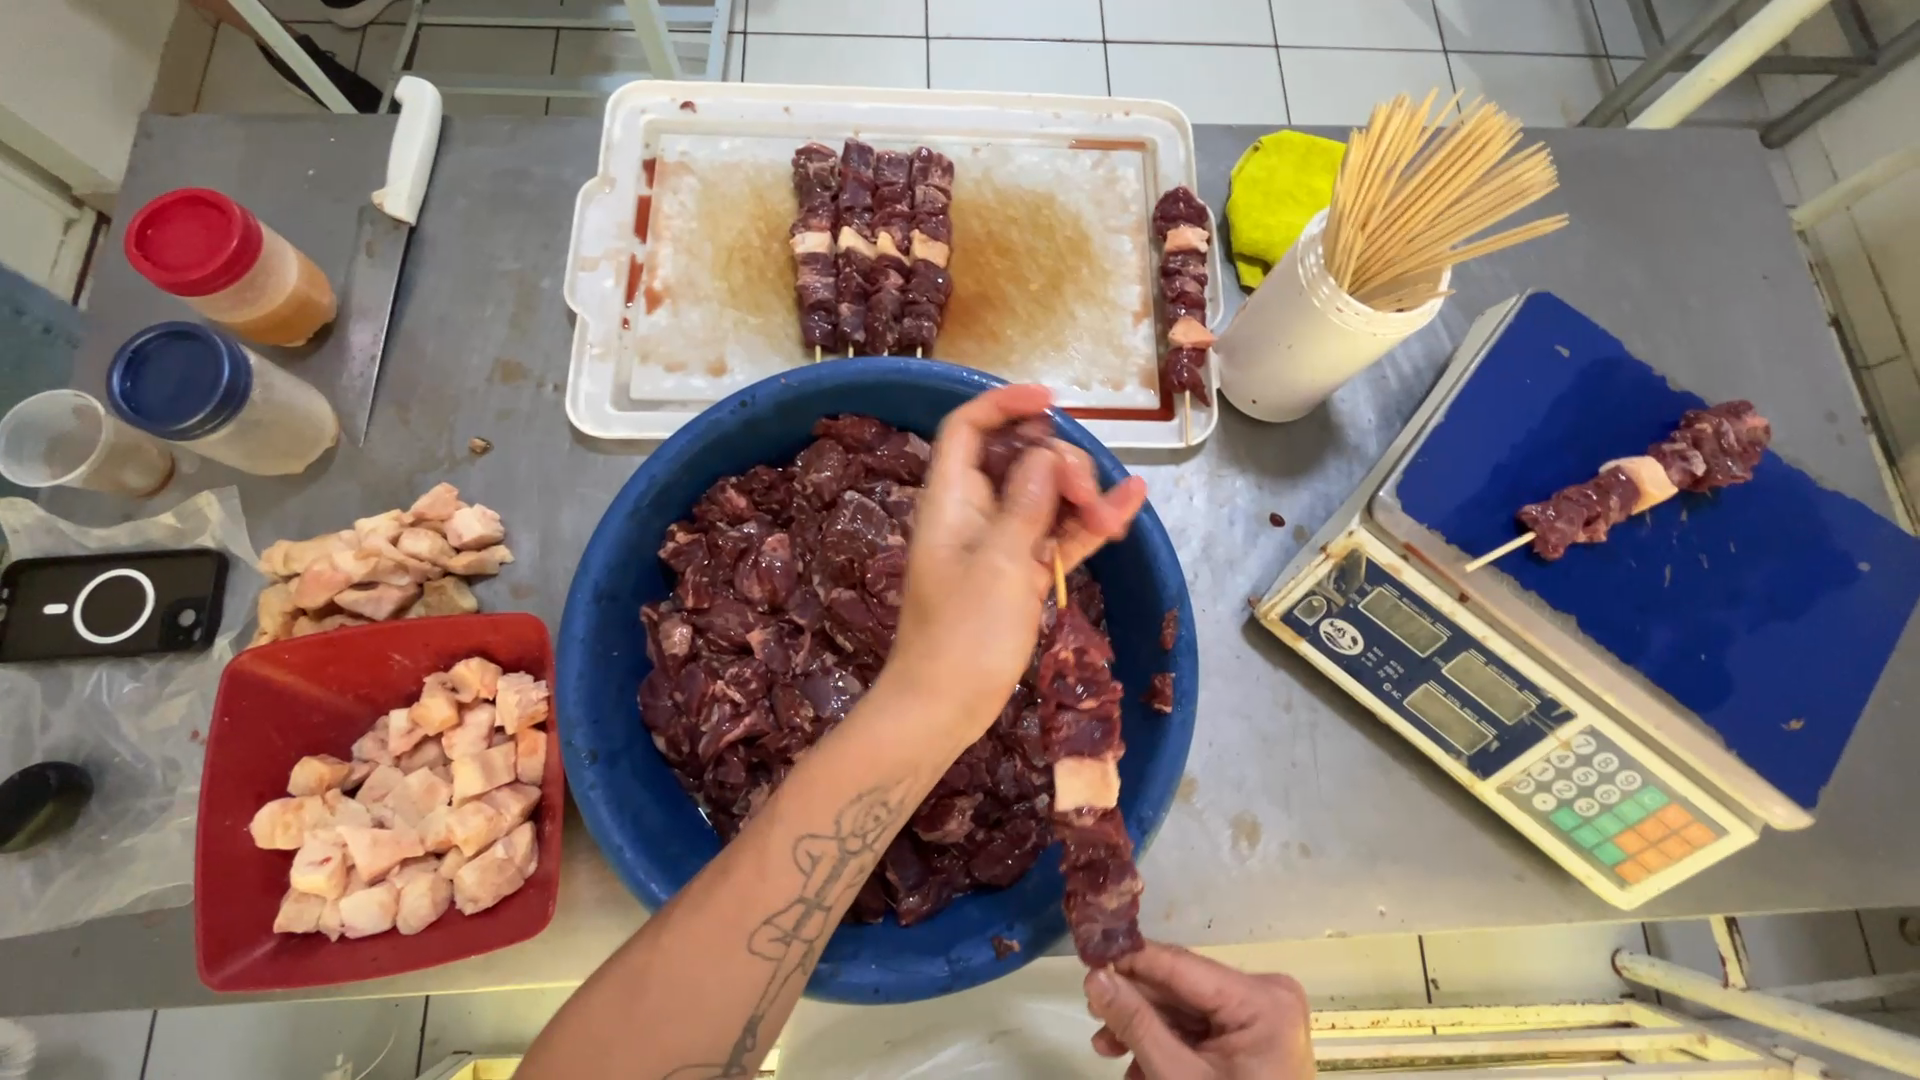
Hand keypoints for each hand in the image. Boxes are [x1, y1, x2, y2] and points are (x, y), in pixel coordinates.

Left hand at [884, 384, 1146, 742]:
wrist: (944, 706)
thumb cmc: (961, 635)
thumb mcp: (998, 563)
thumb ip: (1026, 504)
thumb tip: (1048, 456)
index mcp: (951, 499)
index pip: (969, 428)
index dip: (1004, 404)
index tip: (1051, 401)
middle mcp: (975, 512)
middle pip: (1019, 458)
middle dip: (1059, 461)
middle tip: (1086, 492)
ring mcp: (1001, 543)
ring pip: (1045, 496)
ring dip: (1082, 495)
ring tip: (1116, 510)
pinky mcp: (1022, 572)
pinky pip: (1057, 536)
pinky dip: (1087, 524)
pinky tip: (1129, 506)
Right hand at [1085, 942, 1314, 1079]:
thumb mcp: (1178, 1079)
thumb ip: (1136, 1023)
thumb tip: (1094, 976)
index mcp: (1260, 999)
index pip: (1178, 963)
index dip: (1128, 959)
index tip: (1087, 961)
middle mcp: (1265, 993)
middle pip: (1180, 986)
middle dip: (1135, 1005)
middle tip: (1092, 1015)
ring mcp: (1261, 1014)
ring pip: (1185, 1006)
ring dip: (1145, 1027)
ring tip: (1106, 1047)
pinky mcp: (1254, 1033)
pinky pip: (1200, 1025)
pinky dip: (1169, 1042)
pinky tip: (1137, 1064)